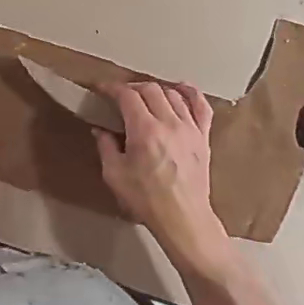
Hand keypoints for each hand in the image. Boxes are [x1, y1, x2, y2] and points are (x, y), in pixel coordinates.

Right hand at [94, 82, 231, 274]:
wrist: (181, 216)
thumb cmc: (146, 199)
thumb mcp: (114, 174)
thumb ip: (106, 147)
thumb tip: (100, 130)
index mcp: (144, 130)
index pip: (128, 96)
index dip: (112, 89)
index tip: (103, 89)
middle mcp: (169, 123)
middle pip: (151, 89)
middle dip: (132, 87)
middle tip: (120, 95)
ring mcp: (190, 128)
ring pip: (174, 94)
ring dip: (156, 90)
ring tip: (145, 96)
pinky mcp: (203, 137)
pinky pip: (200, 106)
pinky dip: (190, 93)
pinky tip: (181, 90)